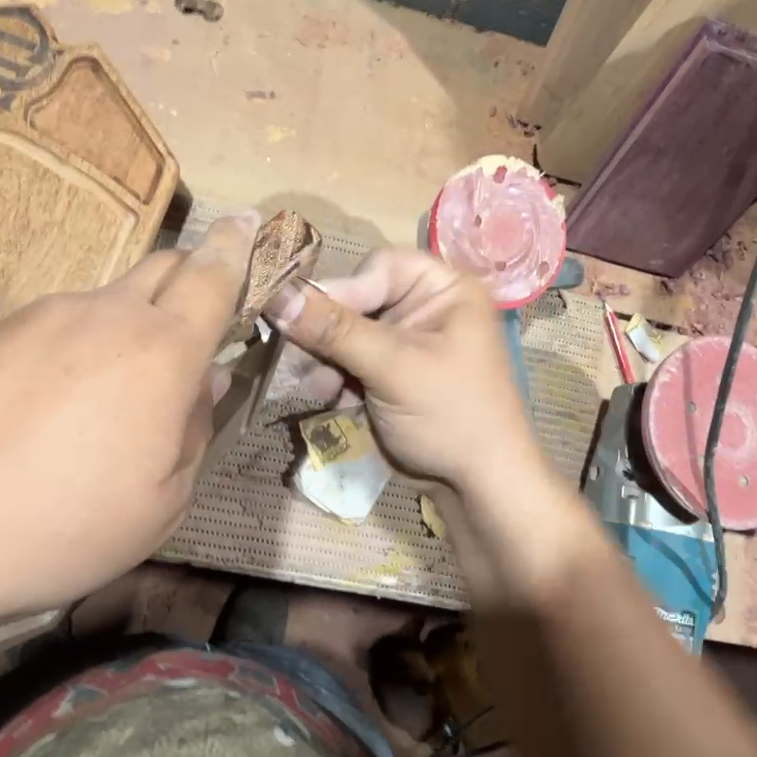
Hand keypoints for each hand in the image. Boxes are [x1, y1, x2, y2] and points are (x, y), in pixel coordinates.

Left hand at [0, 213, 257, 649]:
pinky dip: (80, 347)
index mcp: (160, 352)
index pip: (213, 276)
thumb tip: (206, 382)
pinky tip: (53, 407)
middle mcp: (105, 315)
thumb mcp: (158, 505)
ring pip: (110, 301)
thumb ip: (194, 431)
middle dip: (195, 276)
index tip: (251, 224)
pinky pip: (60, 325)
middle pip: (165, 267)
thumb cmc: (54, 526)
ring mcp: (42, 317)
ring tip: (113, 396)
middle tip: (201, 322)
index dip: (238, 247)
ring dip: (132, 326)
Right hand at [263, 248, 546, 497]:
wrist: (479, 488)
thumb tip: (277, 296)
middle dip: (329, 332)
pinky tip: (329, 400)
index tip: (301, 316)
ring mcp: (409, 342)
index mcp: (446, 289)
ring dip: (327, 359)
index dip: (343, 290)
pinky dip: (337, 378)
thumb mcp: (393, 368)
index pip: (380, 268)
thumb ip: (334, 330)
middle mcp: (428, 306)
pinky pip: (352, 361)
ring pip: (349, 333)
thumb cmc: (450, 415)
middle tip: (295, 355)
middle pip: (360, 300)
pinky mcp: (393, 374)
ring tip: (317, 387)